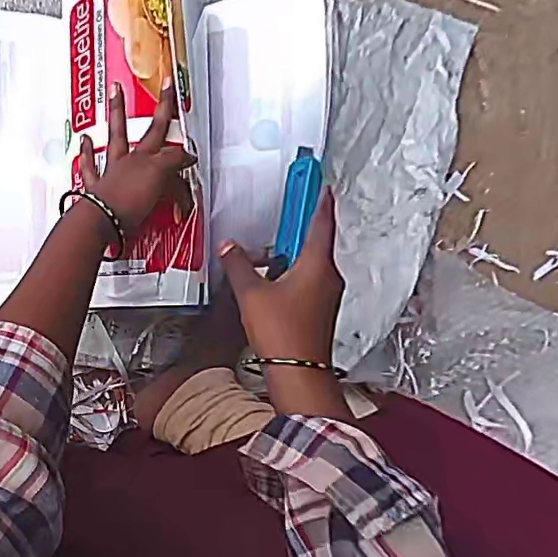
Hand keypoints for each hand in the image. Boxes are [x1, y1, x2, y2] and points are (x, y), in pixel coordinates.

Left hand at [79, 80, 195, 232]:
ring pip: (116, 136)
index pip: (173, 151)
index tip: (192, 156)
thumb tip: (186, 157)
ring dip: (118, 114)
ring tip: (116, 93)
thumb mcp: (159, 181)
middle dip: (162, 109)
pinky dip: (86, 152)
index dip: (184, 152)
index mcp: (148, 162)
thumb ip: (172, 165)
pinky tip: (84, 140)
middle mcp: (130, 162)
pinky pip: (89, 165)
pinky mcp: (97, 187)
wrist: (101, 220)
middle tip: (167, 87)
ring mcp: (112, 171)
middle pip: (150, 131)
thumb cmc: (128, 203)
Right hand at [217, 192, 342, 364]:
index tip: (318, 184)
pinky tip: (269, 281)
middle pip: (314, 242)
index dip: (317, 201)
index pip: (320, 223)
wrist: (298, 371)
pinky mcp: (318, 310)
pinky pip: (307, 280)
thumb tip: (229, 248)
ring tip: (264, 254)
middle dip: (297, 228)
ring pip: (310, 263)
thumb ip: (239, 266)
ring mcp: (326, 295)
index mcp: (317, 265)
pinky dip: (291, 273)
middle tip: (286, 213)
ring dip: (290, 254)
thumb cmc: (282, 334)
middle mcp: (328, 277)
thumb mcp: (252, 294)